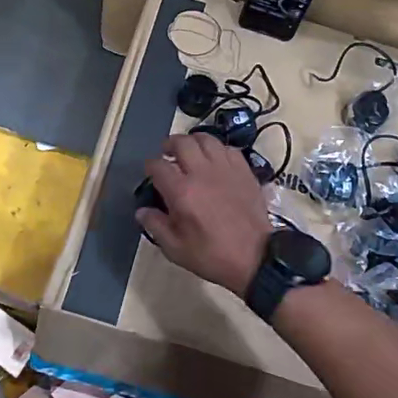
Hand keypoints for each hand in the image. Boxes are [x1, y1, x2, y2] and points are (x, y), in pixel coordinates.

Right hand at [138, 133, 270, 294]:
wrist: (256, 258)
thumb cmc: (212, 256)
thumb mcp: (175, 249)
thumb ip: (155, 226)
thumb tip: (142, 211)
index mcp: (181, 192)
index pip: (158, 166)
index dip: (150, 167)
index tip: (150, 174)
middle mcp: (202, 172)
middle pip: (182, 142)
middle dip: (169, 145)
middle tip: (167, 154)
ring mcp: (226, 168)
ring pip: (206, 139)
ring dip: (194, 142)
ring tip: (190, 152)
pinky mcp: (244, 171)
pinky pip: (228, 149)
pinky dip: (217, 150)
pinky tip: (215, 161)